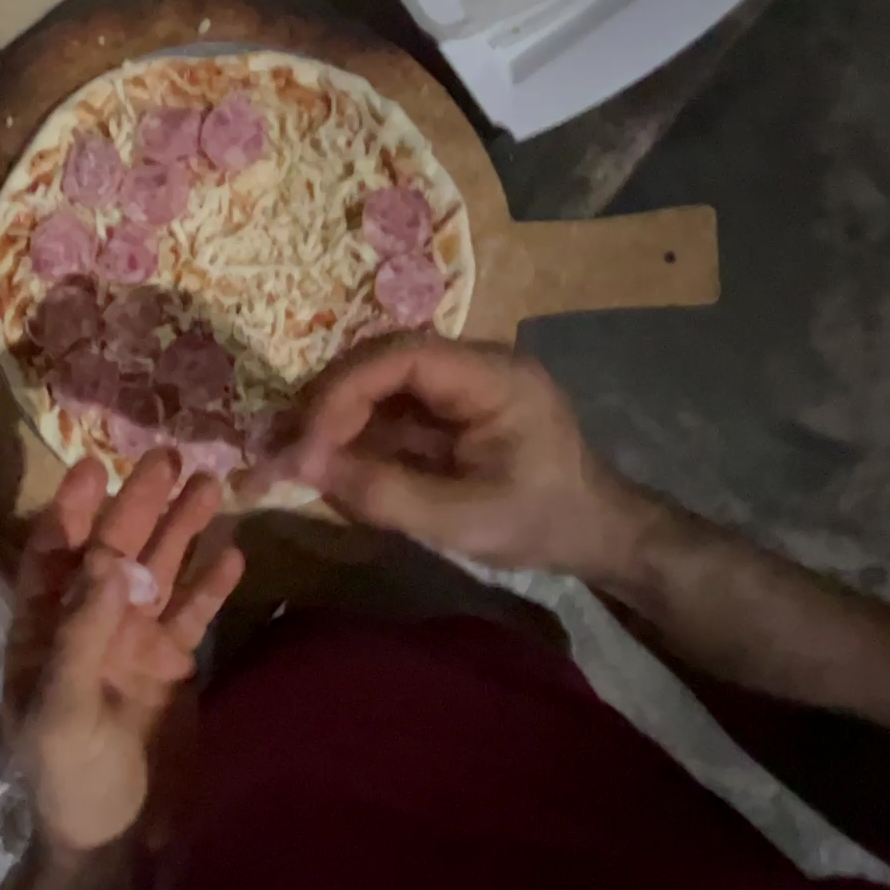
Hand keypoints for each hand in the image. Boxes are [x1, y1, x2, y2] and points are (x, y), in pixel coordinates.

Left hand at [8, 452, 245, 854]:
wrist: (115, 835)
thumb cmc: (68, 774)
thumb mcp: (61, 707)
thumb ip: (80, 632)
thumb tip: (110, 559)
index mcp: (45, 625)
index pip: (55, 553)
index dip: (74, 509)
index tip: (95, 466)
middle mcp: (90, 619)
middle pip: (116, 549)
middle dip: (139, 504)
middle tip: (168, 457)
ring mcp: (135, 637)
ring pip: (160, 571)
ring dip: (182, 531)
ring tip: (210, 486)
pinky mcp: (174, 660)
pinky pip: (193, 613)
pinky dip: (211, 586)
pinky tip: (234, 553)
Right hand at [283, 334, 655, 576]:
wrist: (594, 533)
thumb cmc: (539, 524)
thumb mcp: (460, 521)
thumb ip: (382, 492)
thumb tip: (302, 467)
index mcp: (493, 378)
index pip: (401, 356)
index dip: (343, 391)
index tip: (309, 442)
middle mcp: (473, 364)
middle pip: (381, 362)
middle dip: (331, 404)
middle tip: (295, 451)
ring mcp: (458, 383)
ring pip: (376, 382)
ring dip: (335, 418)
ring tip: (303, 457)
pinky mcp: (446, 406)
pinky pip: (387, 407)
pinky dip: (353, 433)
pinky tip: (332, 461)